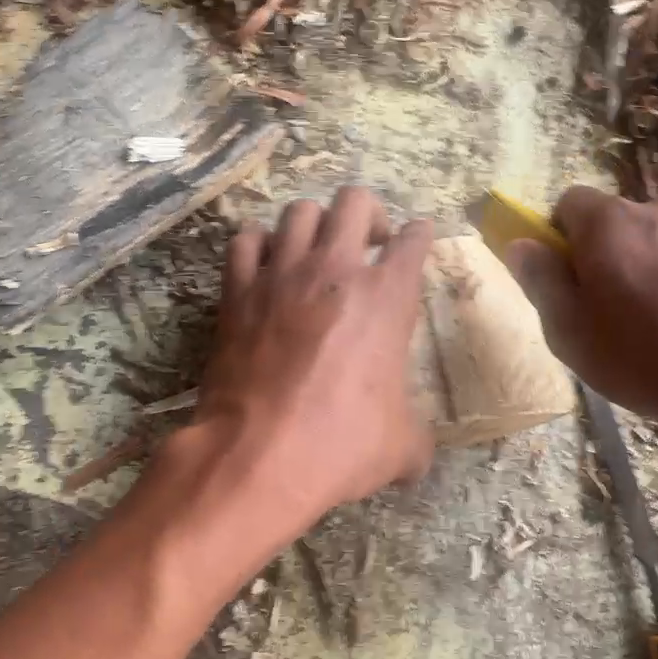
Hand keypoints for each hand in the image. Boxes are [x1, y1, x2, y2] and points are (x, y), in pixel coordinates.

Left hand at [193, 187, 434, 520]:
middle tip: (368, 245)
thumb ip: (416, 435)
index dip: (420, 236)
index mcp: (387, 298)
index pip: (414, 241)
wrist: (258, 456)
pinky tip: (265, 266)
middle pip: (354, 202)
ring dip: (314, 224)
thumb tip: (417, 452)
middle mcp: (335, 271)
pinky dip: (259, 245)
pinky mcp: (237, 292)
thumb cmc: (341, 446)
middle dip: (368, 215)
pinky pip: (245, 241)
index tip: (416, 240)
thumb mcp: (402, 446)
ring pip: (299, 211)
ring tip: (316, 252)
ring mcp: (281, 275)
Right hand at [503, 187, 657, 440]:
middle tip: (609, 325)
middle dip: (607, 266)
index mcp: (610, 224)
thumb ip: (541, 282)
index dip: (559, 240)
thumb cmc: (651, 355)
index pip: (569, 204)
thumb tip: (521, 245)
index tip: (565, 283)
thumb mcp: (571, 333)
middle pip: (618, 229)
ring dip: (651, 287)